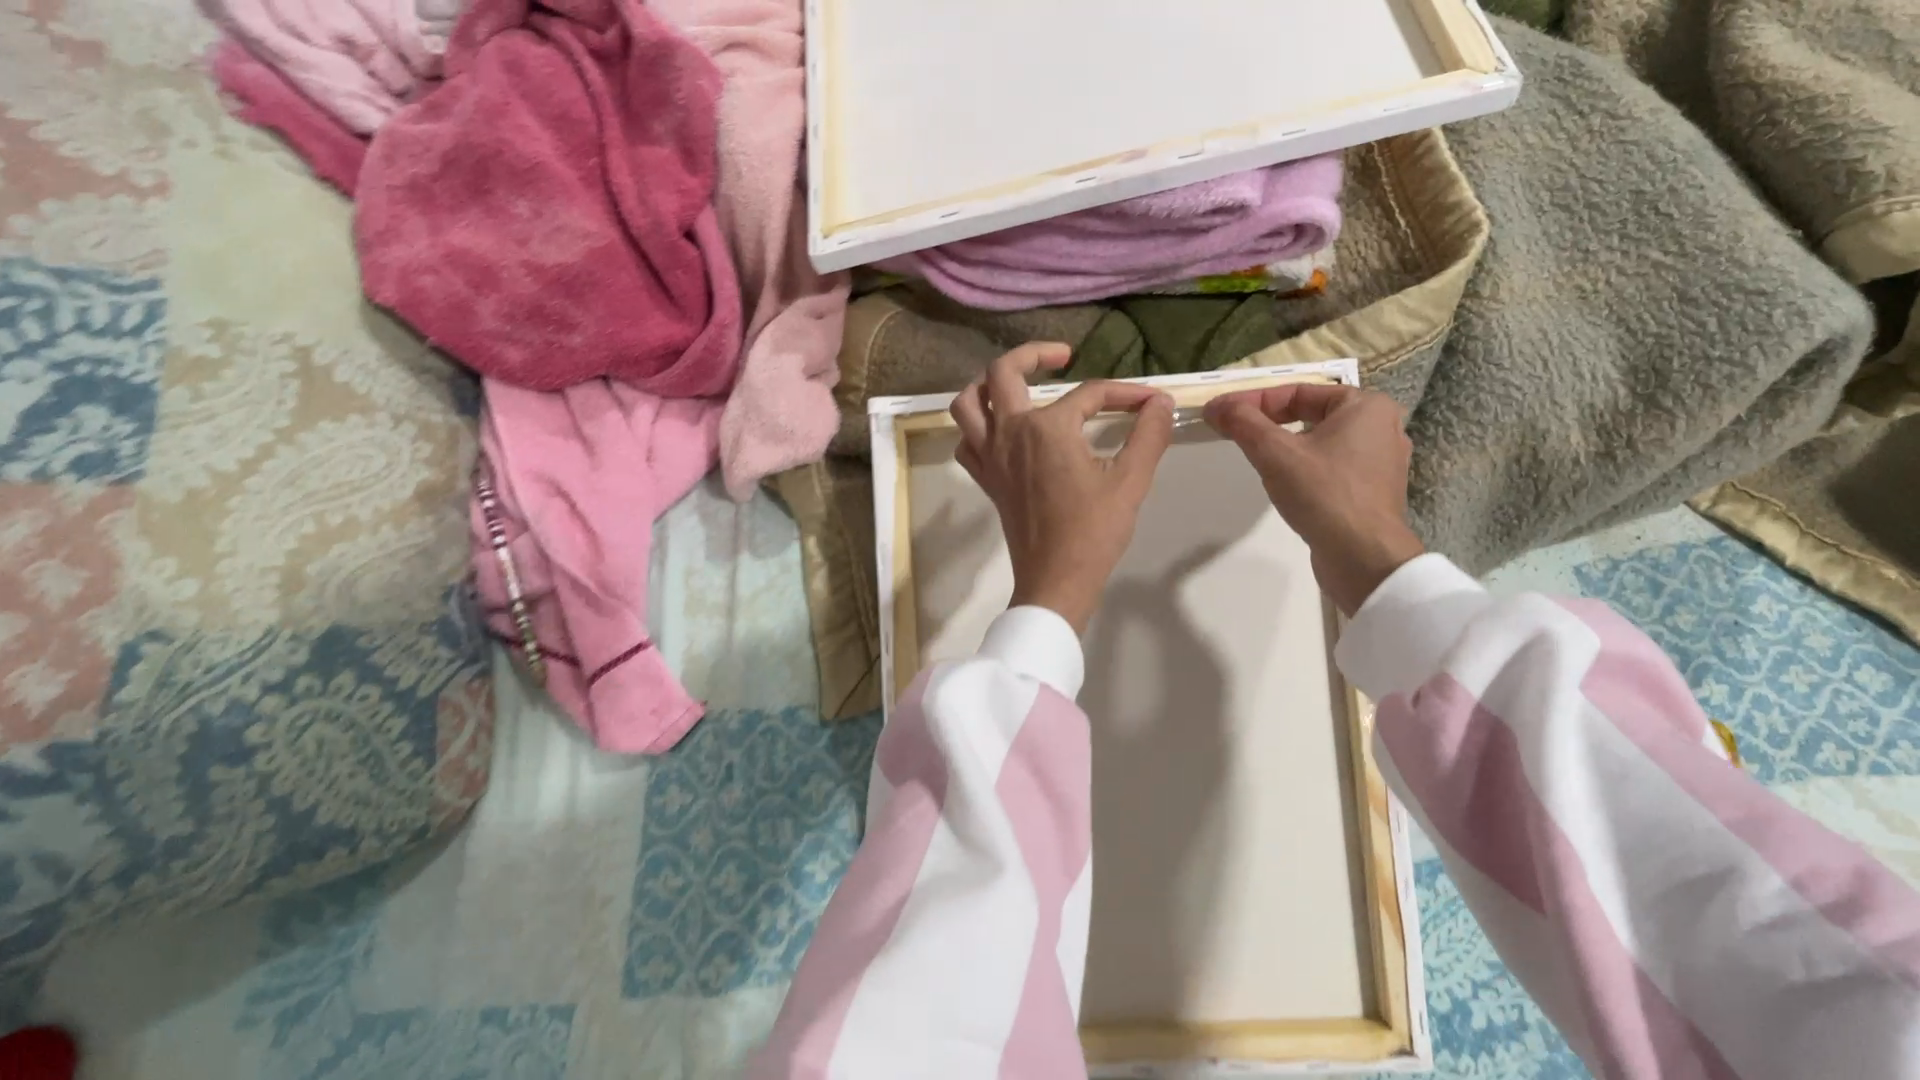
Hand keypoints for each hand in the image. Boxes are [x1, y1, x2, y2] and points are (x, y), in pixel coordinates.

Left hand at [951, 343, 1175, 634]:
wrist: (1056, 580)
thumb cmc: (1094, 532)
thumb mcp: (1131, 481)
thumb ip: (1148, 435)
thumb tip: (1160, 402)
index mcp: (1046, 428)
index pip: (1089, 394)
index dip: (1124, 394)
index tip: (1151, 402)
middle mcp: (1009, 433)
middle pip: (1003, 373)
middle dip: (1032, 354)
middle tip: (1062, 356)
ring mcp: (991, 457)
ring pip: (968, 404)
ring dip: (987, 385)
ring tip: (1017, 384)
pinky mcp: (986, 480)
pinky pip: (967, 442)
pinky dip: (977, 428)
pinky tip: (1002, 431)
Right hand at [1205, 383, 1425, 615]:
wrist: (1363, 557)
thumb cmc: (1323, 494)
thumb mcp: (1275, 453)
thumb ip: (1244, 423)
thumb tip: (1216, 405)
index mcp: (1367, 406)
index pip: (1298, 391)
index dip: (1253, 400)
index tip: (1220, 411)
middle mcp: (1382, 427)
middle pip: (1311, 414)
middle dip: (1270, 421)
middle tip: (1235, 431)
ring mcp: (1382, 461)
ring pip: (1321, 441)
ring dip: (1286, 444)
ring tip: (1256, 455)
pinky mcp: (1374, 491)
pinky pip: (1332, 466)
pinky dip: (1305, 466)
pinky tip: (1286, 482)